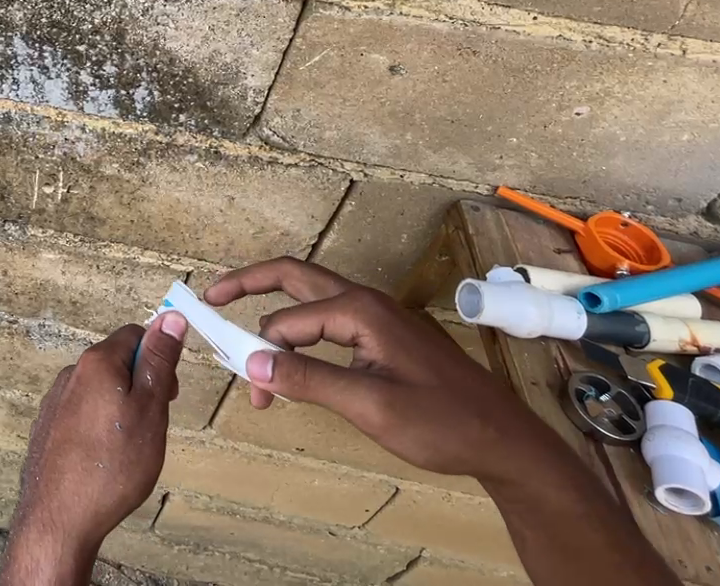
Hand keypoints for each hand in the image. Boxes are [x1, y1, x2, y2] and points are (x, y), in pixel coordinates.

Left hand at [1, 311, 186, 585]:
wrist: (58, 517)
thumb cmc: (114, 464)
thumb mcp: (150, 409)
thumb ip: (159, 361)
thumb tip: (170, 316)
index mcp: (96, 362)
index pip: (135, 334)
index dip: (158, 357)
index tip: (169, 393)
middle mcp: (71, 373)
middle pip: (116, 362)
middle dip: (140, 385)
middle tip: (153, 425)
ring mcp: (55, 400)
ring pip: (99, 389)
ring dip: (120, 406)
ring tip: (130, 447)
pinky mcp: (47, 426)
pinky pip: (81, 413)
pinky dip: (98, 426)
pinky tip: (103, 458)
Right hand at [204, 258, 563, 484]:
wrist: (508, 443)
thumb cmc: (443, 423)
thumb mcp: (370, 406)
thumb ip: (308, 381)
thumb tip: (250, 365)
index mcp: (360, 310)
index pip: (289, 320)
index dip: (263, 352)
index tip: (252, 392)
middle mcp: (365, 301)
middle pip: (293, 275)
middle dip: (249, 283)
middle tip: (210, 296)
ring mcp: (377, 316)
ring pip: (311, 295)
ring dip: (276, 310)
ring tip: (247, 331)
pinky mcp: (385, 334)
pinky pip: (329, 317)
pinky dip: (301, 327)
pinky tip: (293, 351)